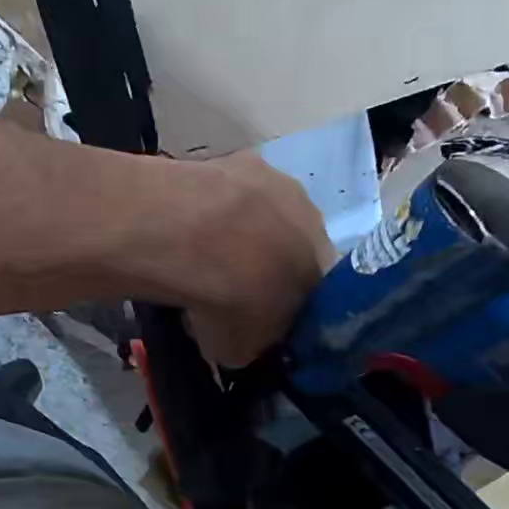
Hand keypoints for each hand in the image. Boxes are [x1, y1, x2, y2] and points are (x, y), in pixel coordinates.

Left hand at [159, 152, 336, 366]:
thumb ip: (250, 339)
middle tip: (223, 279)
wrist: (199, 241)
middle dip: (261, 260)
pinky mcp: (247, 159)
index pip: (309, 293)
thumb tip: (238, 334)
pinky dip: (214, 201)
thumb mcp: (240, 348)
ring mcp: (283, 186)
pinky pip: (233, 188)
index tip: (248, 311)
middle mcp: (315, 224)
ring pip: (264, 211)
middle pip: (289, 245)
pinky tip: (185, 217)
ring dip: (238, 227)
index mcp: (322, 273)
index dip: (278, 303)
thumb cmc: (231, 303)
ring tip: (198, 246)